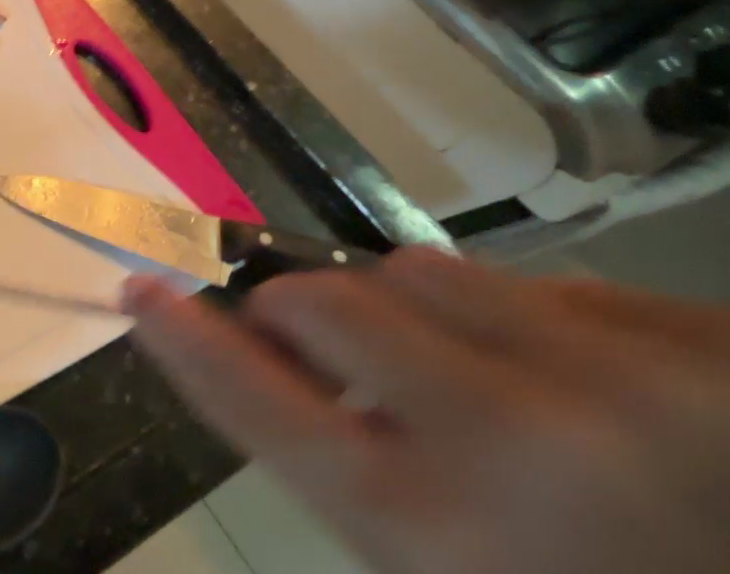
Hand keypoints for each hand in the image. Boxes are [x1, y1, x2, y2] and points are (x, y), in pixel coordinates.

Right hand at [122, 247, 729, 573]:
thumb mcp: (429, 556)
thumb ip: (338, 455)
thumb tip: (264, 343)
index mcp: (433, 525)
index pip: (252, 398)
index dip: (184, 339)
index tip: (140, 293)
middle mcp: (518, 437)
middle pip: (325, 301)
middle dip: (301, 316)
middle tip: (322, 348)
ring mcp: (628, 377)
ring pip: (425, 269)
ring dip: (415, 311)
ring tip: (475, 377)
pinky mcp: (703, 339)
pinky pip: (546, 282)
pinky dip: (528, 320)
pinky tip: (581, 386)